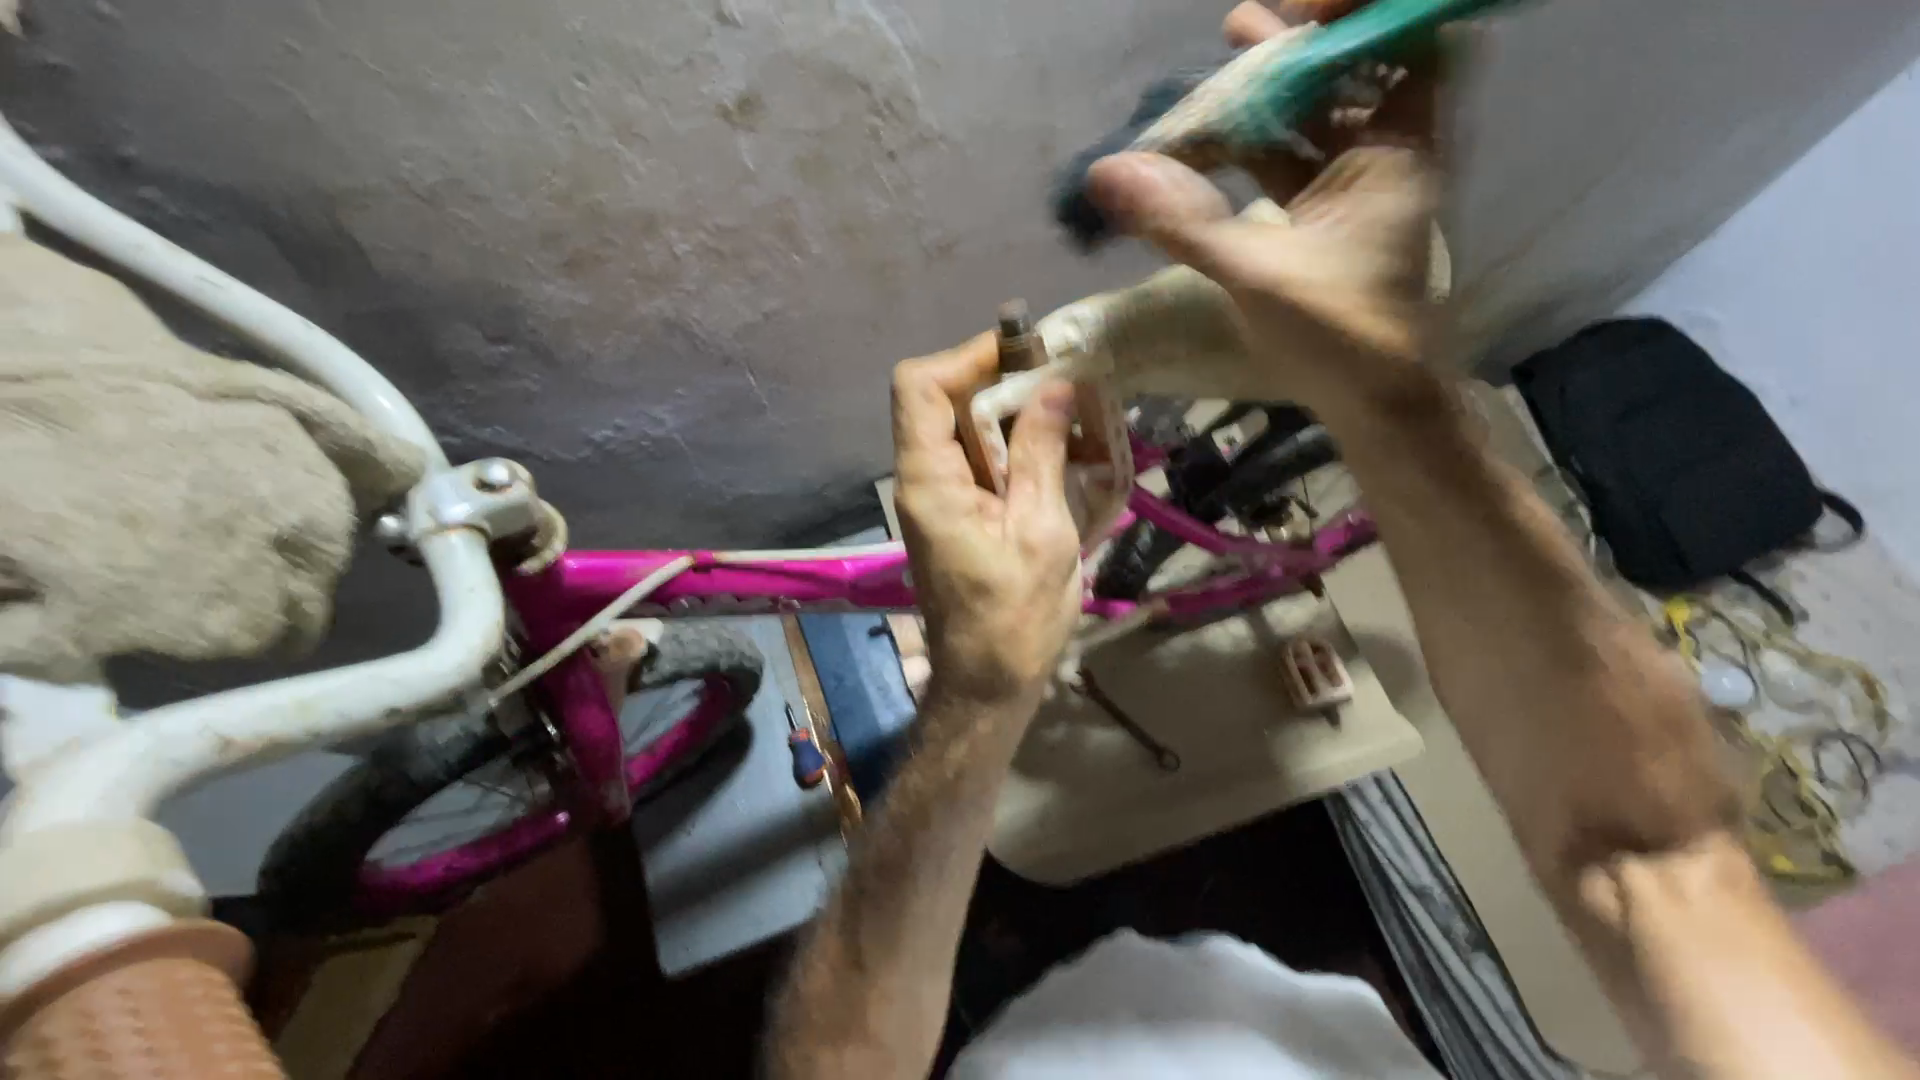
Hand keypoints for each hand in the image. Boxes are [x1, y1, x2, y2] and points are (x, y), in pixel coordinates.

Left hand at [891, 334, 1082, 709]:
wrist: (990, 681)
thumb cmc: (1015, 616)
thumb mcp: (1040, 531)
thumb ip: (1041, 453)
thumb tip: (1054, 385)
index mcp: (929, 481)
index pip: (918, 386)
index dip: (967, 357)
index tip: (1027, 353)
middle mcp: (923, 480)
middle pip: (945, 400)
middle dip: (1005, 383)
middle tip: (1067, 382)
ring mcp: (939, 497)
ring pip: (967, 429)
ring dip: (1019, 415)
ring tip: (1078, 416)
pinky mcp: (959, 513)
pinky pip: (982, 461)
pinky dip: (1019, 448)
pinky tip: (1066, 455)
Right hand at [1086, 0, 1444, 418]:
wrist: (1370, 401)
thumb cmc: (1338, 336)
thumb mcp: (1256, 275)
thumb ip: (1181, 223)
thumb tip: (1107, 173)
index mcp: (1398, 152)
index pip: (1408, 41)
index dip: (1359, 12)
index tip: (1299, 6)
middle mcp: (1387, 155)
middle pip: (1353, 72)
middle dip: (1299, 46)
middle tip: (1240, 28)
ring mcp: (1356, 187)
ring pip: (1318, 116)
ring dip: (1273, 91)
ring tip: (1225, 58)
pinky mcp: (1327, 217)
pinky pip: (1293, 160)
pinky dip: (1257, 144)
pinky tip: (1214, 138)